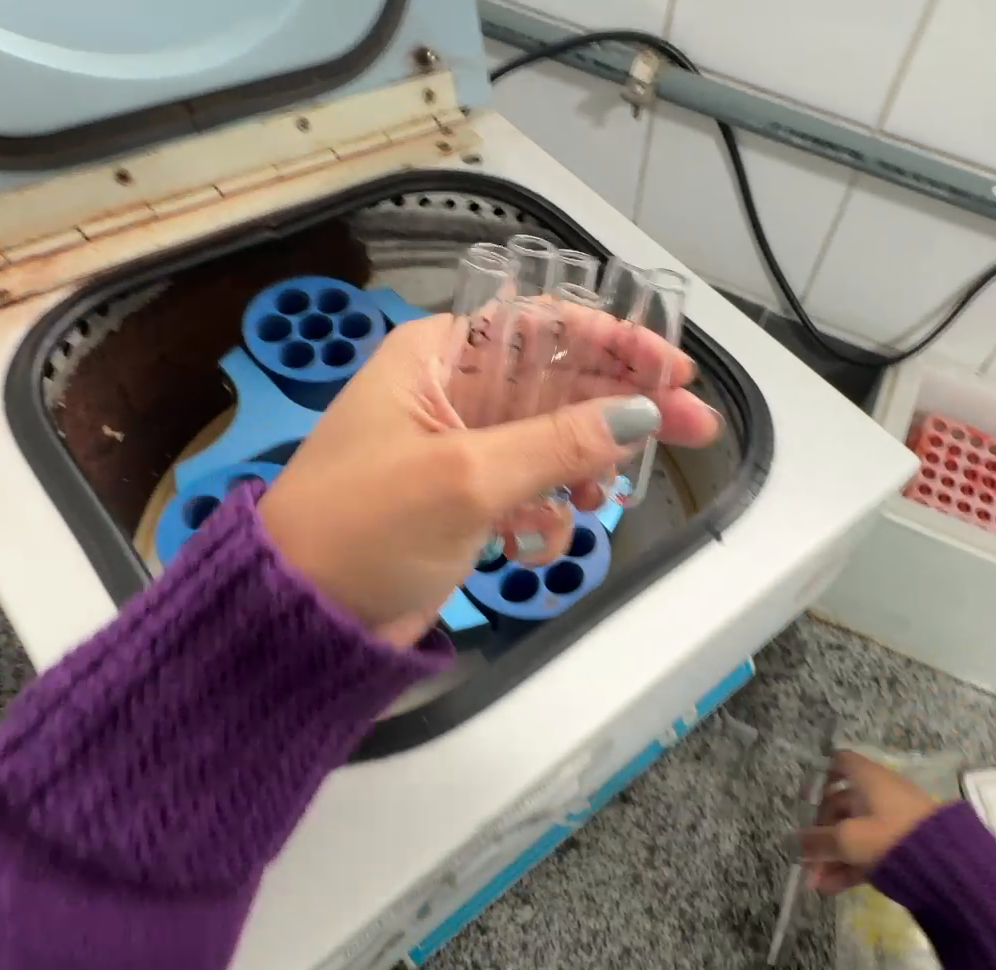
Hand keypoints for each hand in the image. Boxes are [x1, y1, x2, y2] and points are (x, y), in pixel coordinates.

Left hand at [258, 310, 722, 646]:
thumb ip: (558, 443)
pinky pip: (532, 489)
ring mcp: (464, 449)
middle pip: (562, 384)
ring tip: (595, 498)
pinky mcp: (469, 499)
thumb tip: (643, 413)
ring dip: (582, 468)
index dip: (616, 342)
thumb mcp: (465, 477)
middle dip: (622, 409)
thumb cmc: (365, 529)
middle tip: (693, 429)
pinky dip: (546, 512)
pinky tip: (537, 537)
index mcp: (438, 357)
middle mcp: (454, 392)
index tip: (673, 371)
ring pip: (554, 441)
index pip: (544, 326)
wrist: (303, 618)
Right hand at [799, 751, 943, 895]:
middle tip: (806, 859)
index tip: (804, 797)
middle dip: (819, 834)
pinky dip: (849, 867)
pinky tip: (830, 889)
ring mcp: (891, 821)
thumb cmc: (890, 836)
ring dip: (831, 857)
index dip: (819, 775)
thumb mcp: (847, 839)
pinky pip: (868, 852)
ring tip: (815, 884)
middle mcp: (878, 794)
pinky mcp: (901, 846)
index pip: (839, 762)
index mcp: (867, 778)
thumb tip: (792, 842)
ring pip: (853, 834)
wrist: (949, 866)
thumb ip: (817, 842)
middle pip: (840, 805)